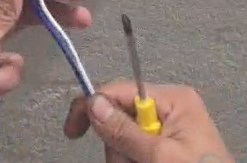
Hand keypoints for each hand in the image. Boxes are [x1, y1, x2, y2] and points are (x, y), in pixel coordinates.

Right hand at [63, 80, 233, 162]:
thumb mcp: (162, 158)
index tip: (72, 130)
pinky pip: (135, 154)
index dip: (93, 105)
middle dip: (117, 146)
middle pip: (120, 118)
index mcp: (174, 99)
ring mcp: (169, 135)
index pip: (121, 90)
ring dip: (124, 160)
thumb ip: (126, 131)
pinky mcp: (167, 155)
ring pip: (124, 141)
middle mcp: (170, 110)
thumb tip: (92, 101)